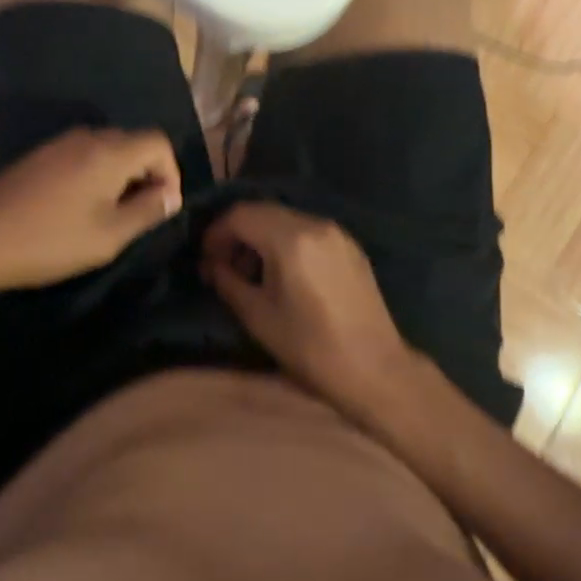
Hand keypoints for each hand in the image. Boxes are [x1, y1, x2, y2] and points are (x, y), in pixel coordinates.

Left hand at [0, 126, 182, 292]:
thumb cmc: (49, 241)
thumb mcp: (108, 236)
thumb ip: (147, 212)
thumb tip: (171, 195)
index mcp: (109, 151)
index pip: (159, 142)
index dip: (171, 172)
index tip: (163, 208)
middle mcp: (86, 137)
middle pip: (133, 141)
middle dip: (147, 173)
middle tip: (141, 214)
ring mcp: (58, 143)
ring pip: (107, 148)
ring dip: (121, 175)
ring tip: (113, 214)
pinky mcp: (39, 156)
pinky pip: (83, 154)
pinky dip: (96, 174)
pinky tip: (81, 207)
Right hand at [199, 202, 420, 419]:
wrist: (375, 369)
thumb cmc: (310, 347)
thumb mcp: (257, 316)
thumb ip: (227, 281)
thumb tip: (212, 265)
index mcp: (290, 239)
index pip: (240, 215)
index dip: (215, 233)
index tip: (205, 261)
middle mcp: (315, 224)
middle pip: (262, 211)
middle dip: (236, 233)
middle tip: (222, 266)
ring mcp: (337, 233)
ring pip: (285, 219)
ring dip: (260, 237)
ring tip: (250, 274)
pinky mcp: (350, 247)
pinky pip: (307, 231)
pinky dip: (285, 242)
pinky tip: (282, 274)